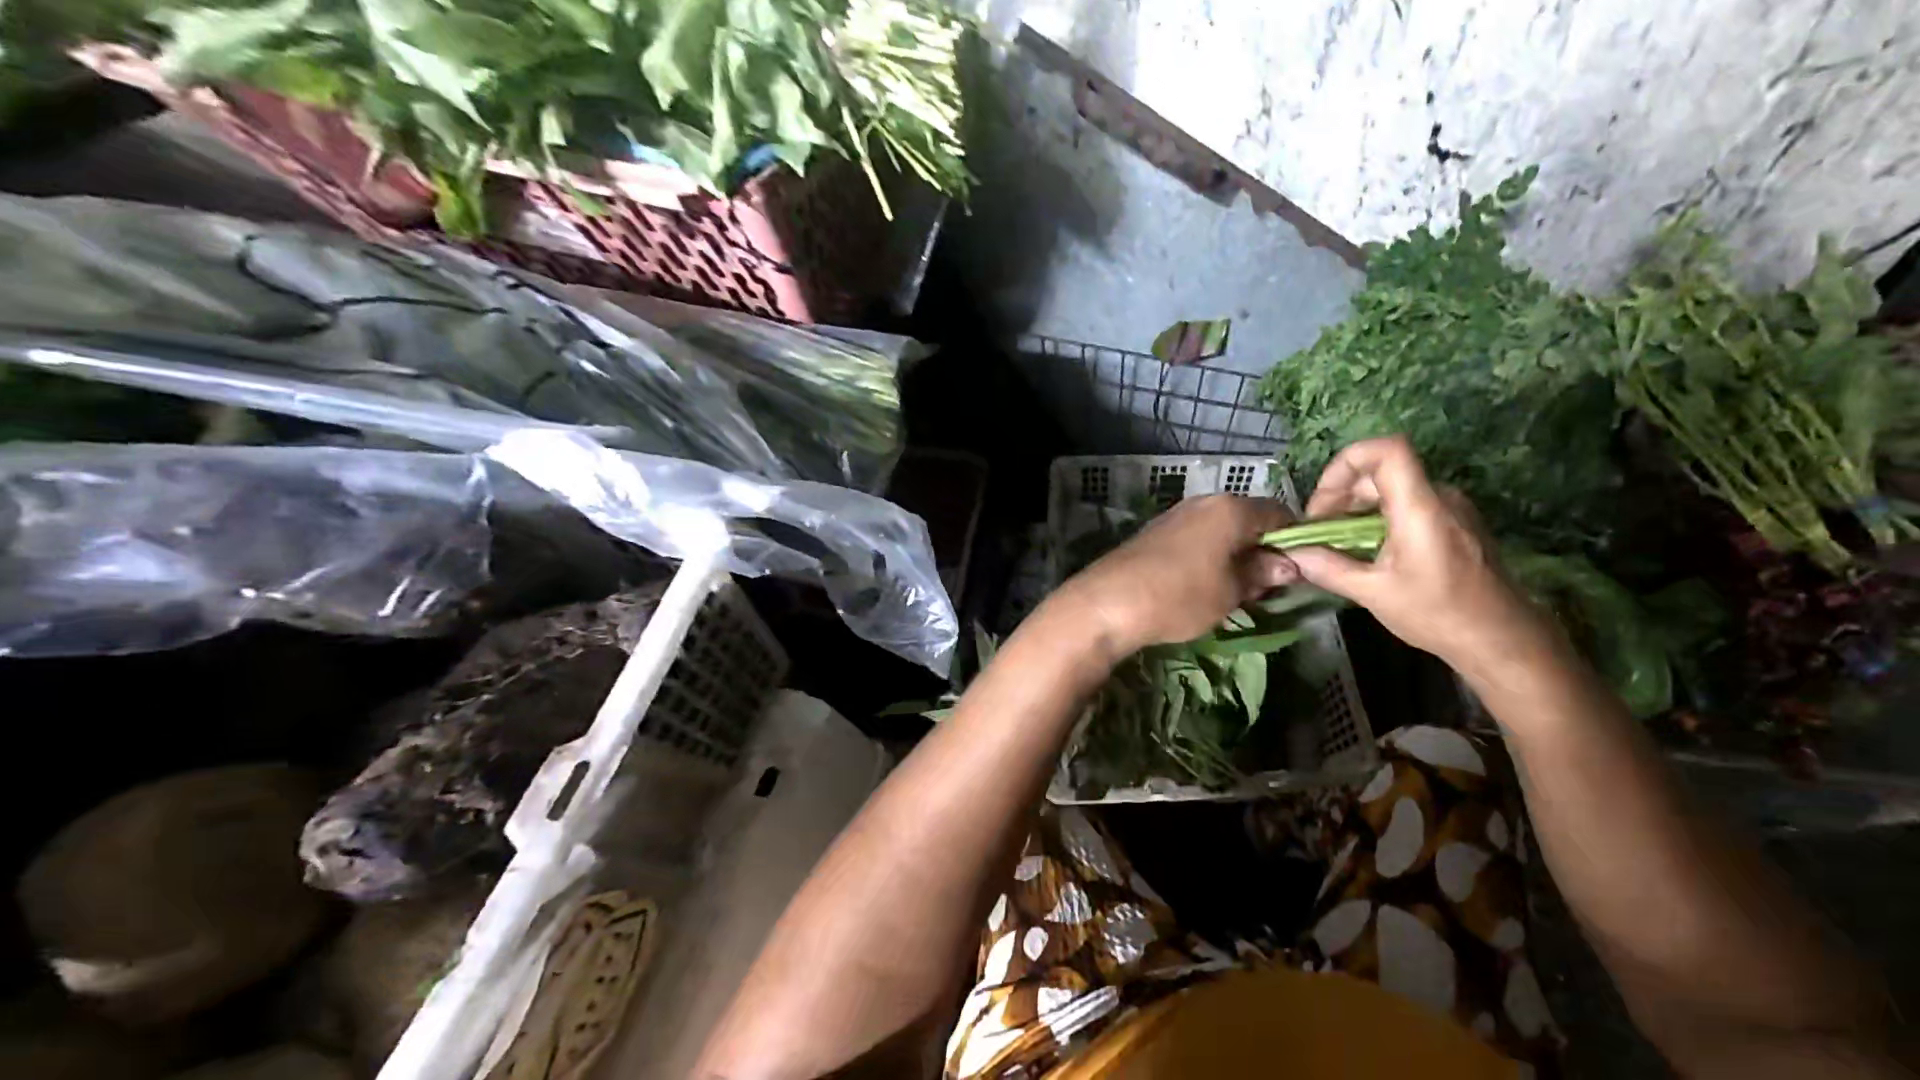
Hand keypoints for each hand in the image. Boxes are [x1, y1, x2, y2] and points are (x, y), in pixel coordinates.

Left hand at [1047, 494, 1301, 662]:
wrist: (1106, 603)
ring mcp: (1175, 516)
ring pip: (1220, 532)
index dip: (1295, 540)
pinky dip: (1208, 559)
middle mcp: (1203, 503)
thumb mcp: (1230, 592)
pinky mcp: (1154, 534)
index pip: (1279, 512)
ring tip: (1236, 594)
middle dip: (1263, 550)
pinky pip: (1195, 541)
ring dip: (1234, 557)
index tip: (1300, 571)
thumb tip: (1287, 564)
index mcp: (1230, 509)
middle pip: (1247, 520)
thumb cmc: (1179, 596)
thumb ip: (1262, 573)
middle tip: (1268, 589)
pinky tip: (1204, 588)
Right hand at [1285, 436, 1557, 679]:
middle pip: (1381, 470)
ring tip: (1335, 542)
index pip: (1386, 450)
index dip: (1346, 463)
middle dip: (1340, 493)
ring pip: (1392, 487)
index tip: (1322, 503)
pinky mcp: (1454, 522)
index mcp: (1420, 508)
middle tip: (1318, 530)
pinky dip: (1376, 517)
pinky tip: (1364, 549)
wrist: (1503, 640)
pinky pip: (1407, 503)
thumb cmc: (1439, 614)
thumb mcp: (1373, 594)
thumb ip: (1328, 568)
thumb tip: (1292, 554)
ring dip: (1355, 507)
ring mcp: (1450, 508)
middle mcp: (1439, 497)